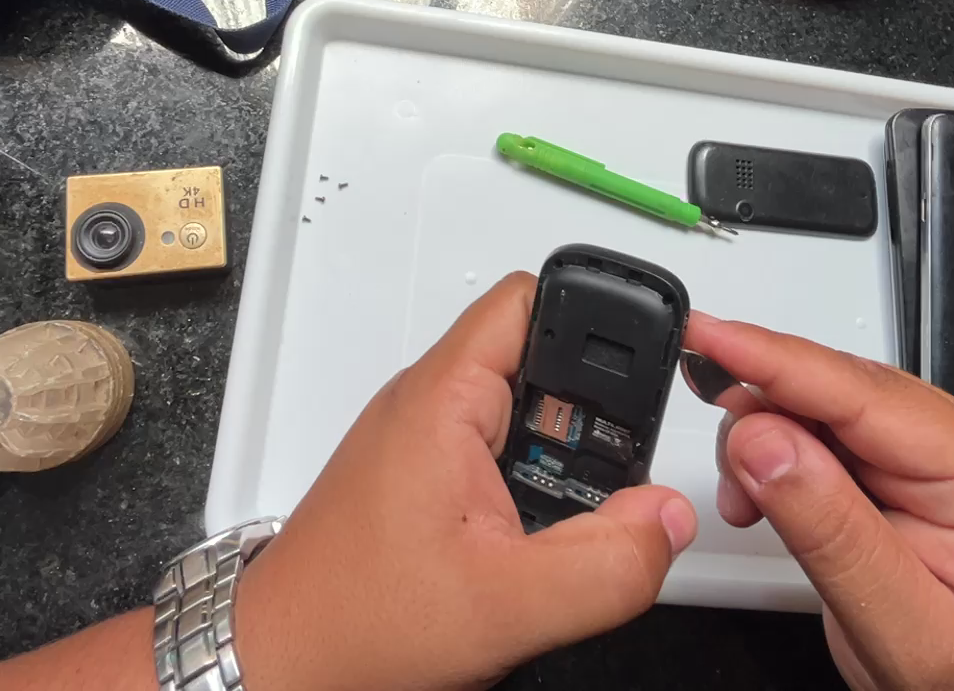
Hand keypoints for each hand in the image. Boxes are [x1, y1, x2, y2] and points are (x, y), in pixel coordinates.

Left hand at [232, 273, 697, 690]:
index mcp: (443, 397)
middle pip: (529, 347)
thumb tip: (667, 515)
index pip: (522, 300)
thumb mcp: (505, 605)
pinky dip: (526, 462)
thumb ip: (603, 563)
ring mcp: (422, 426)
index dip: (586, 314)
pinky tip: (528, 518)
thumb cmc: (358, 619)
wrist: (285, 654)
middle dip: (583, 396)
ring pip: (514, 393)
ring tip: (564, 499)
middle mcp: (429, 396)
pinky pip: (491, 430)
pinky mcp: (419, 457)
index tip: (635, 359)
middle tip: (608, 460)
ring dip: (554, 436)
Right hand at [688, 313, 953, 690]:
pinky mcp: (892, 458)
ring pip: (812, 400)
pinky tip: (763, 496)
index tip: (703, 334)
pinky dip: (769, 452)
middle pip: (830, 386)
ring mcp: (925, 447)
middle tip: (717, 455)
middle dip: (758, 407)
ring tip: (748, 503)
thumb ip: (835, 536)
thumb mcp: (913, 640)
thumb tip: (760, 439)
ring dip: (760, 439)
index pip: (859, 392)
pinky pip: (811, 426)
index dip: (770, 356)